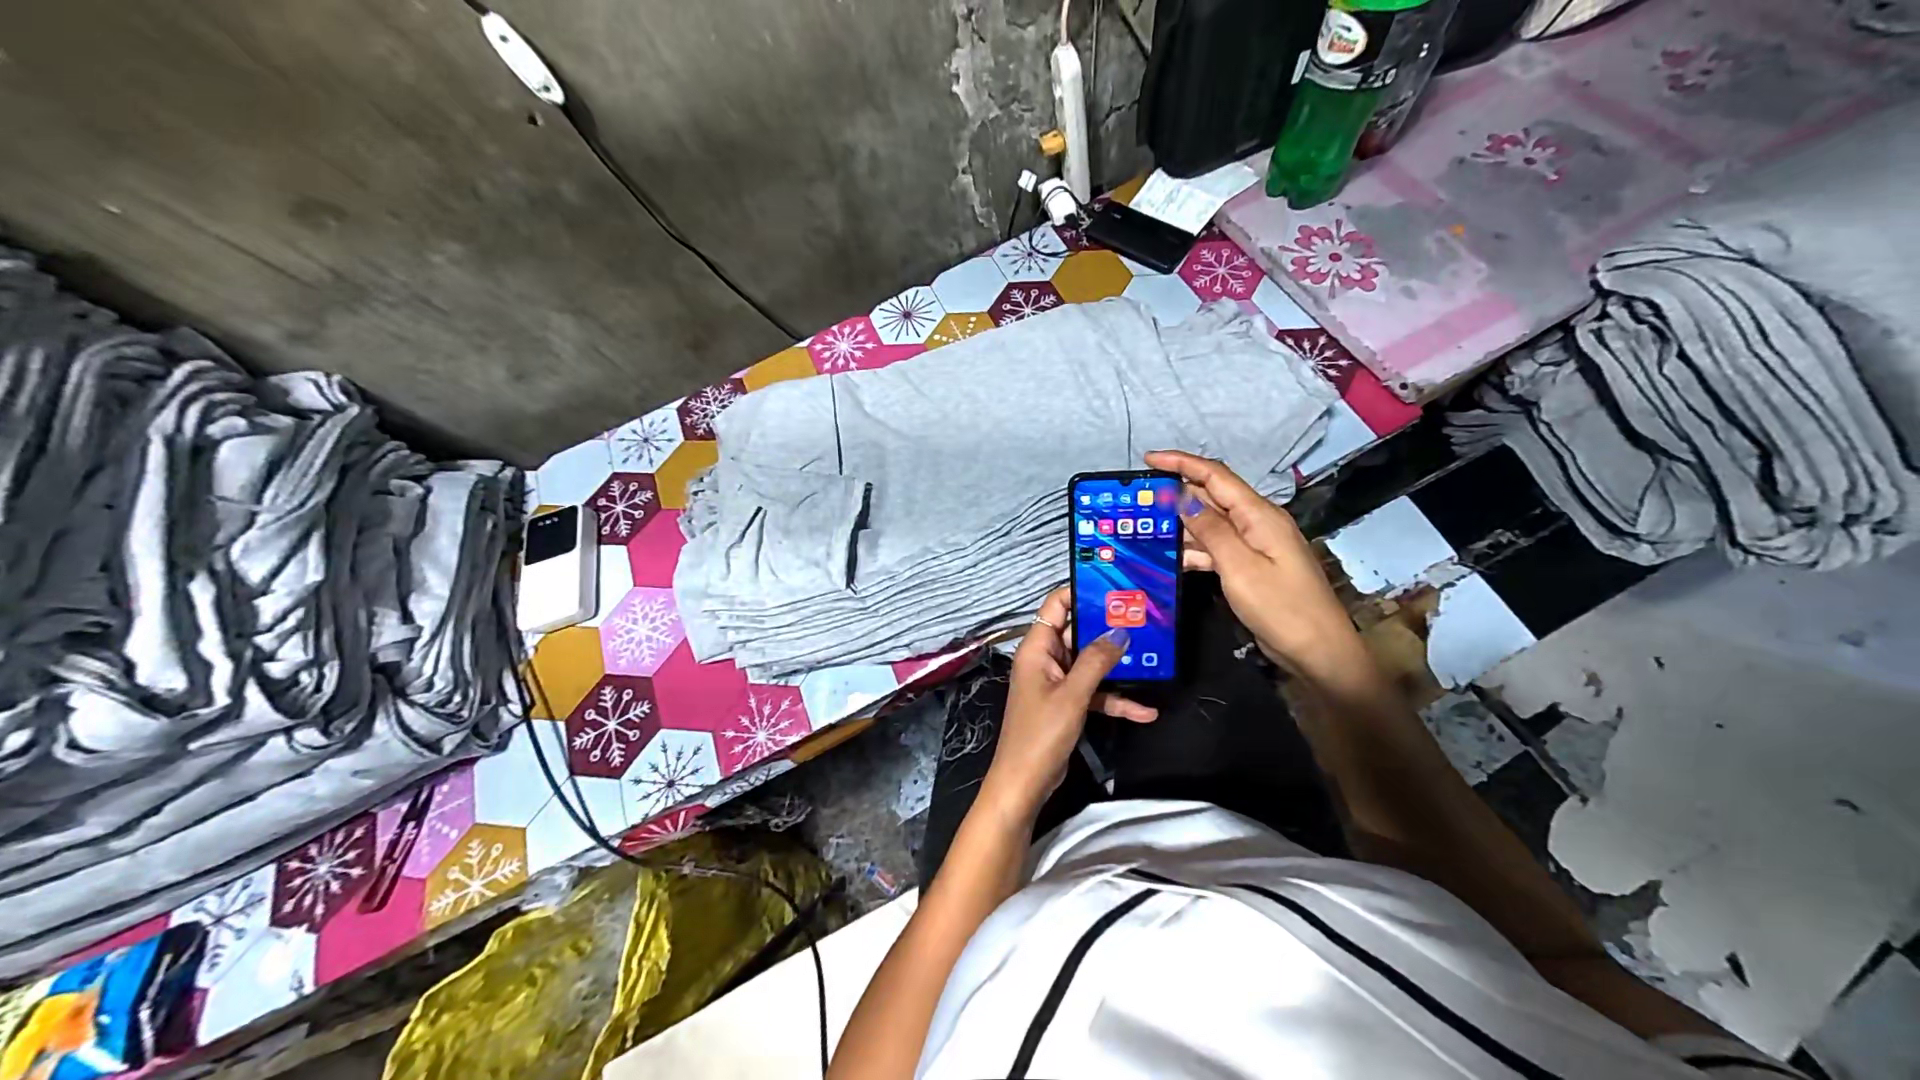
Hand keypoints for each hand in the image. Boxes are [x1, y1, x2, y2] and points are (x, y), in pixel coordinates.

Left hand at [983, 587, 1155, 818]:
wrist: (1025, 782)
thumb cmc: (1041, 732)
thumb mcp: (1073, 694)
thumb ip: (1096, 661)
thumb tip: (1120, 631)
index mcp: (1037, 648)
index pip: (1055, 605)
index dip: (1080, 592)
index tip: (1113, 586)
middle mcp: (1046, 659)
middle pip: (1078, 632)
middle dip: (1109, 628)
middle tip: (1145, 617)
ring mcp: (1057, 682)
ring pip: (1090, 663)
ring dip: (1118, 665)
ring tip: (1153, 656)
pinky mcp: (1067, 704)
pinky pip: (1094, 692)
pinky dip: (1115, 699)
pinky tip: (1145, 711)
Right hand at [1144, 450, 1363, 680]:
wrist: (1317, 650)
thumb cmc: (1281, 607)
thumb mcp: (1239, 567)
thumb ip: (1210, 530)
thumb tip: (1183, 496)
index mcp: (1258, 515)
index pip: (1215, 476)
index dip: (1181, 463)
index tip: (1149, 459)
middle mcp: (1256, 523)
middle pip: (1212, 496)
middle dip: (1177, 492)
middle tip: (1140, 497)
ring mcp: (1254, 546)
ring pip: (1211, 524)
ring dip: (1182, 523)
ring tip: (1147, 526)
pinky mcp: (1250, 567)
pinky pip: (1216, 548)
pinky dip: (1194, 549)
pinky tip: (1171, 558)